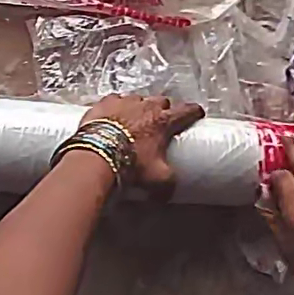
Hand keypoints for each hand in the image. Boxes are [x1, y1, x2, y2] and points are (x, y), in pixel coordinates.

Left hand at [82, 95, 205, 196]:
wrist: (96, 156)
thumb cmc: (131, 165)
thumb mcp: (157, 179)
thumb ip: (168, 185)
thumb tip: (167, 196)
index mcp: (164, 121)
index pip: (186, 110)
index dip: (193, 111)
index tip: (196, 113)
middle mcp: (147, 107)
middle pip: (162, 101)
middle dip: (164, 109)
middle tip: (161, 121)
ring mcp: (125, 102)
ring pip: (138, 99)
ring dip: (140, 107)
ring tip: (135, 119)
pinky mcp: (105, 102)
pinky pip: (115, 99)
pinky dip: (117, 106)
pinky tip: (114, 114)